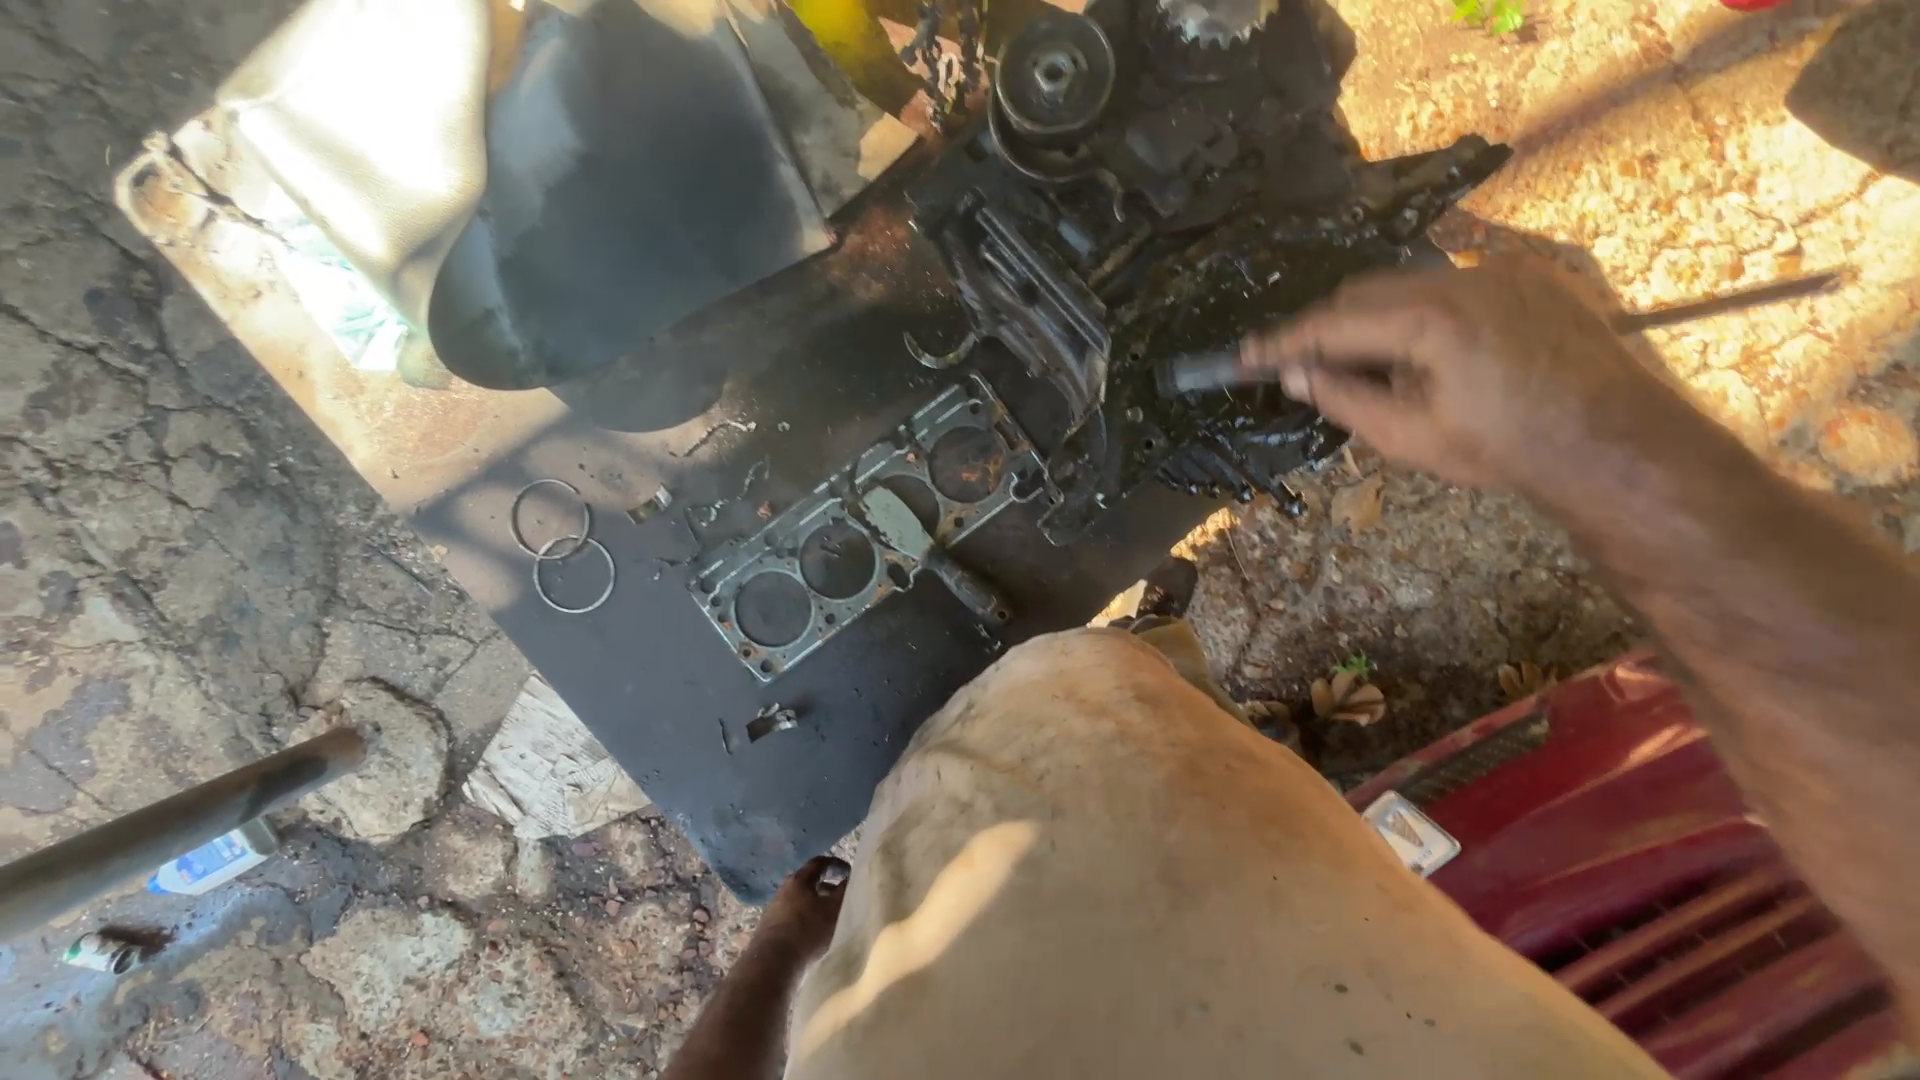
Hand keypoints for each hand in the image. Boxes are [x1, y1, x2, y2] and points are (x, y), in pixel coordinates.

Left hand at [754, 855, 849, 965]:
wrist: (772, 964)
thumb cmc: (808, 930)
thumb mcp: (834, 909)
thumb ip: (845, 891)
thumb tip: (851, 878)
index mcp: (798, 880)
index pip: (819, 863)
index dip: (836, 865)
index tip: (849, 873)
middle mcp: (783, 891)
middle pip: (808, 883)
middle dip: (826, 888)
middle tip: (841, 897)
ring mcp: (774, 911)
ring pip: (800, 902)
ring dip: (816, 907)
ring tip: (830, 919)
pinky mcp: (770, 931)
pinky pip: (792, 919)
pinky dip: (806, 921)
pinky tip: (814, 935)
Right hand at [1242, 255, 1692, 498]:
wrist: (1615, 445)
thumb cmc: (1505, 450)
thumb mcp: (1408, 438)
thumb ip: (1344, 399)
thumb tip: (1297, 374)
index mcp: (1430, 319)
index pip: (1332, 322)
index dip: (1283, 341)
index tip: (1245, 357)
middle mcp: (1463, 277)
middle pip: (1363, 291)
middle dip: (1324, 327)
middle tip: (1300, 367)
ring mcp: (1501, 269)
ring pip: (1405, 283)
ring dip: (1370, 319)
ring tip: (1364, 366)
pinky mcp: (1528, 274)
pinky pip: (1448, 284)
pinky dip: (1416, 312)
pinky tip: (1422, 353)